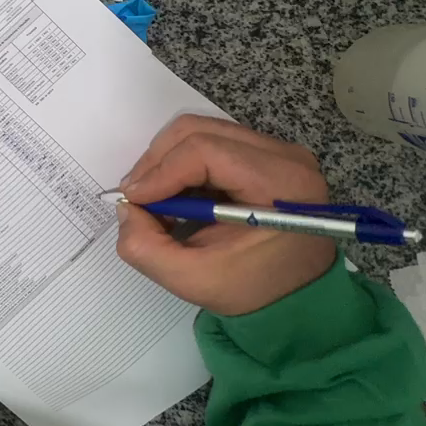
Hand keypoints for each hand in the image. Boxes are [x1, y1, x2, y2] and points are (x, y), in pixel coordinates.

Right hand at [115, 114, 335, 316]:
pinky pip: (203, 140)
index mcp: (281, 184)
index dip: (159, 173)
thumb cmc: (252, 288)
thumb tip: (127, 208)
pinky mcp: (259, 153)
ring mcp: (273, 151)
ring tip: (159, 197)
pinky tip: (177, 193)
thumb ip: (143, 245)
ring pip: (194, 131)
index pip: (203, 151)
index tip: (133, 201)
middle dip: (155, 163)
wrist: (298, 293)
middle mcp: (283, 157)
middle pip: (195, 131)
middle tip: (139, 198)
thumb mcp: (189, 278)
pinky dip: (177, 163)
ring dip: (163, 162)